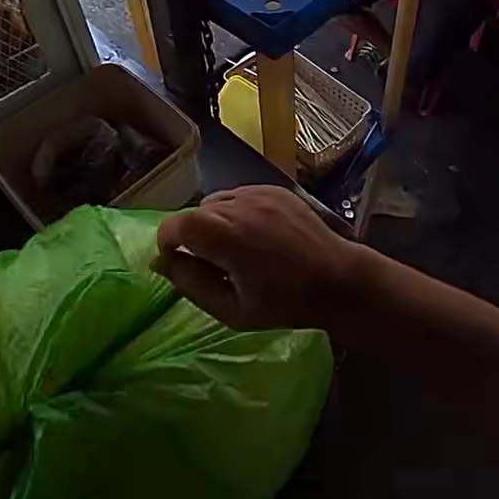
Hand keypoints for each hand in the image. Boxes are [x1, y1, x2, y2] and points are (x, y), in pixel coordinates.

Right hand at [152, 185, 370, 329]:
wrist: (337, 278)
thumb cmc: (284, 302)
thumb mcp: (231, 309)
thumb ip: (191, 282)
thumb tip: (161, 261)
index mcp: (227, 235)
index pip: (174, 224)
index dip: (168, 244)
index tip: (179, 263)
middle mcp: (241, 205)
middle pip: (195, 213)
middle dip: (193, 237)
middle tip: (214, 264)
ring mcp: (260, 192)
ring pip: (216, 201)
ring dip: (215, 222)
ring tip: (236, 249)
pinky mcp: (275, 189)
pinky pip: (239, 195)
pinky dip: (236, 212)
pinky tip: (255, 235)